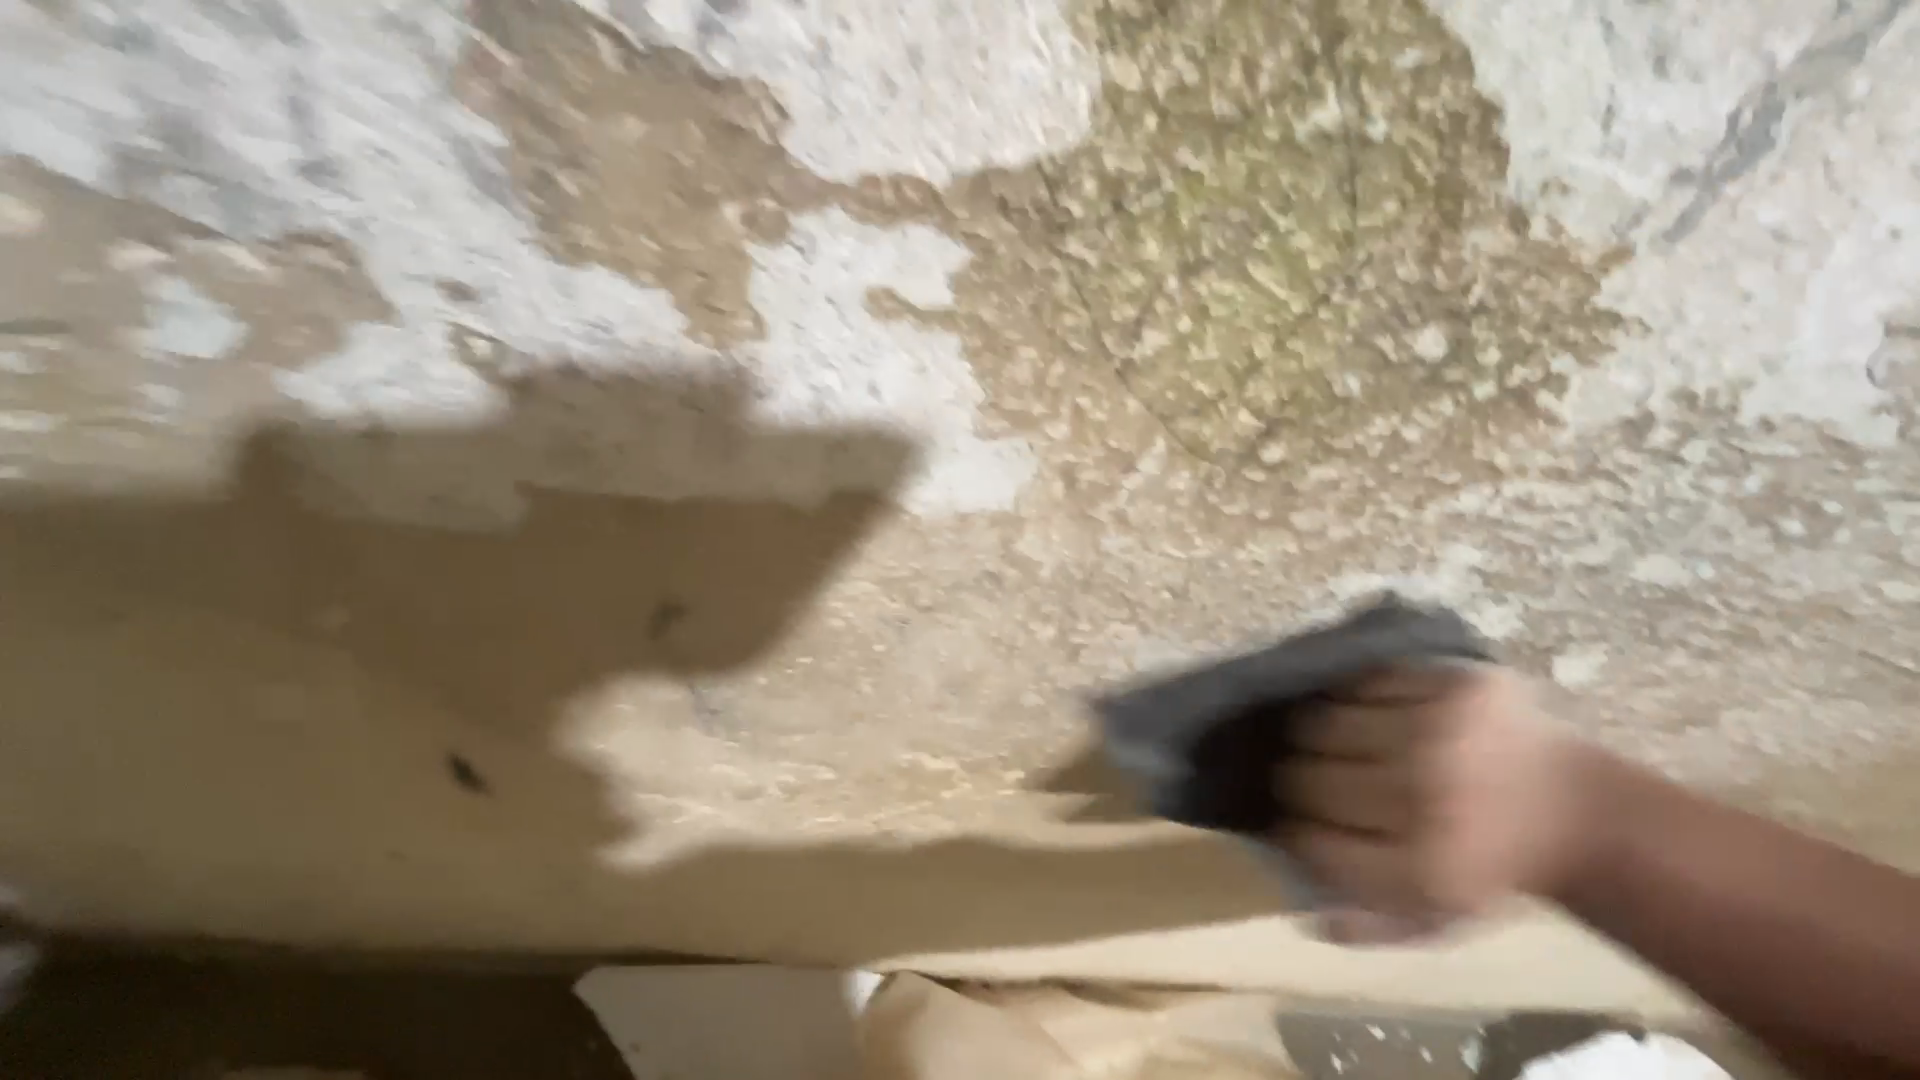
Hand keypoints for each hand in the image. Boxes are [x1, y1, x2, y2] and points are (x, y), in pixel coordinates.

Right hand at [1271, 663, 1596, 943]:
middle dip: (1297, 780)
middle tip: (1310, 778)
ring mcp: (1441, 733)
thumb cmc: (1489, 867)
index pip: (1307, 840)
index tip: (1296, 823)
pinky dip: (1358, 696)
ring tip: (1338, 743)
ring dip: (1320, 734)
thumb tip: (1305, 912)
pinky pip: (1364, 680)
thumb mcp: (1435, 919)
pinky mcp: (1454, 685)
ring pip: (1323, 722)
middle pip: (1306, 778)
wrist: (1584, 815)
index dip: (1293, 831)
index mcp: (1420, 868)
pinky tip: (1375, 713)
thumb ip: (1367, 922)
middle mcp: (1426, 797)